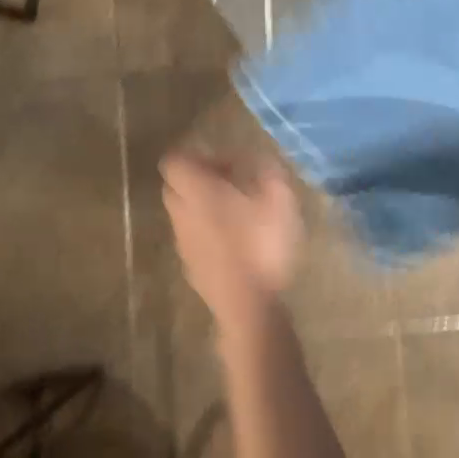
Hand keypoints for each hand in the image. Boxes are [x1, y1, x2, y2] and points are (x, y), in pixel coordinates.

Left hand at [162, 152, 303, 328]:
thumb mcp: (281, 201)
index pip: (177, 162)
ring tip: (240, 207)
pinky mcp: (190, 262)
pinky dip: (207, 224)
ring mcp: (183, 240)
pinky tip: (237, 235)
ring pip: (184, 210)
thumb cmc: (264, 246)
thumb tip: (262, 156)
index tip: (227, 158)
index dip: (198, 153)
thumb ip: (270, 173)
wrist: (246, 305)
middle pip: (177, 185)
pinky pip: (192, 232)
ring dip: (204, 202)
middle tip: (234, 178)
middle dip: (201, 177)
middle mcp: (183, 213)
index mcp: (201, 194)